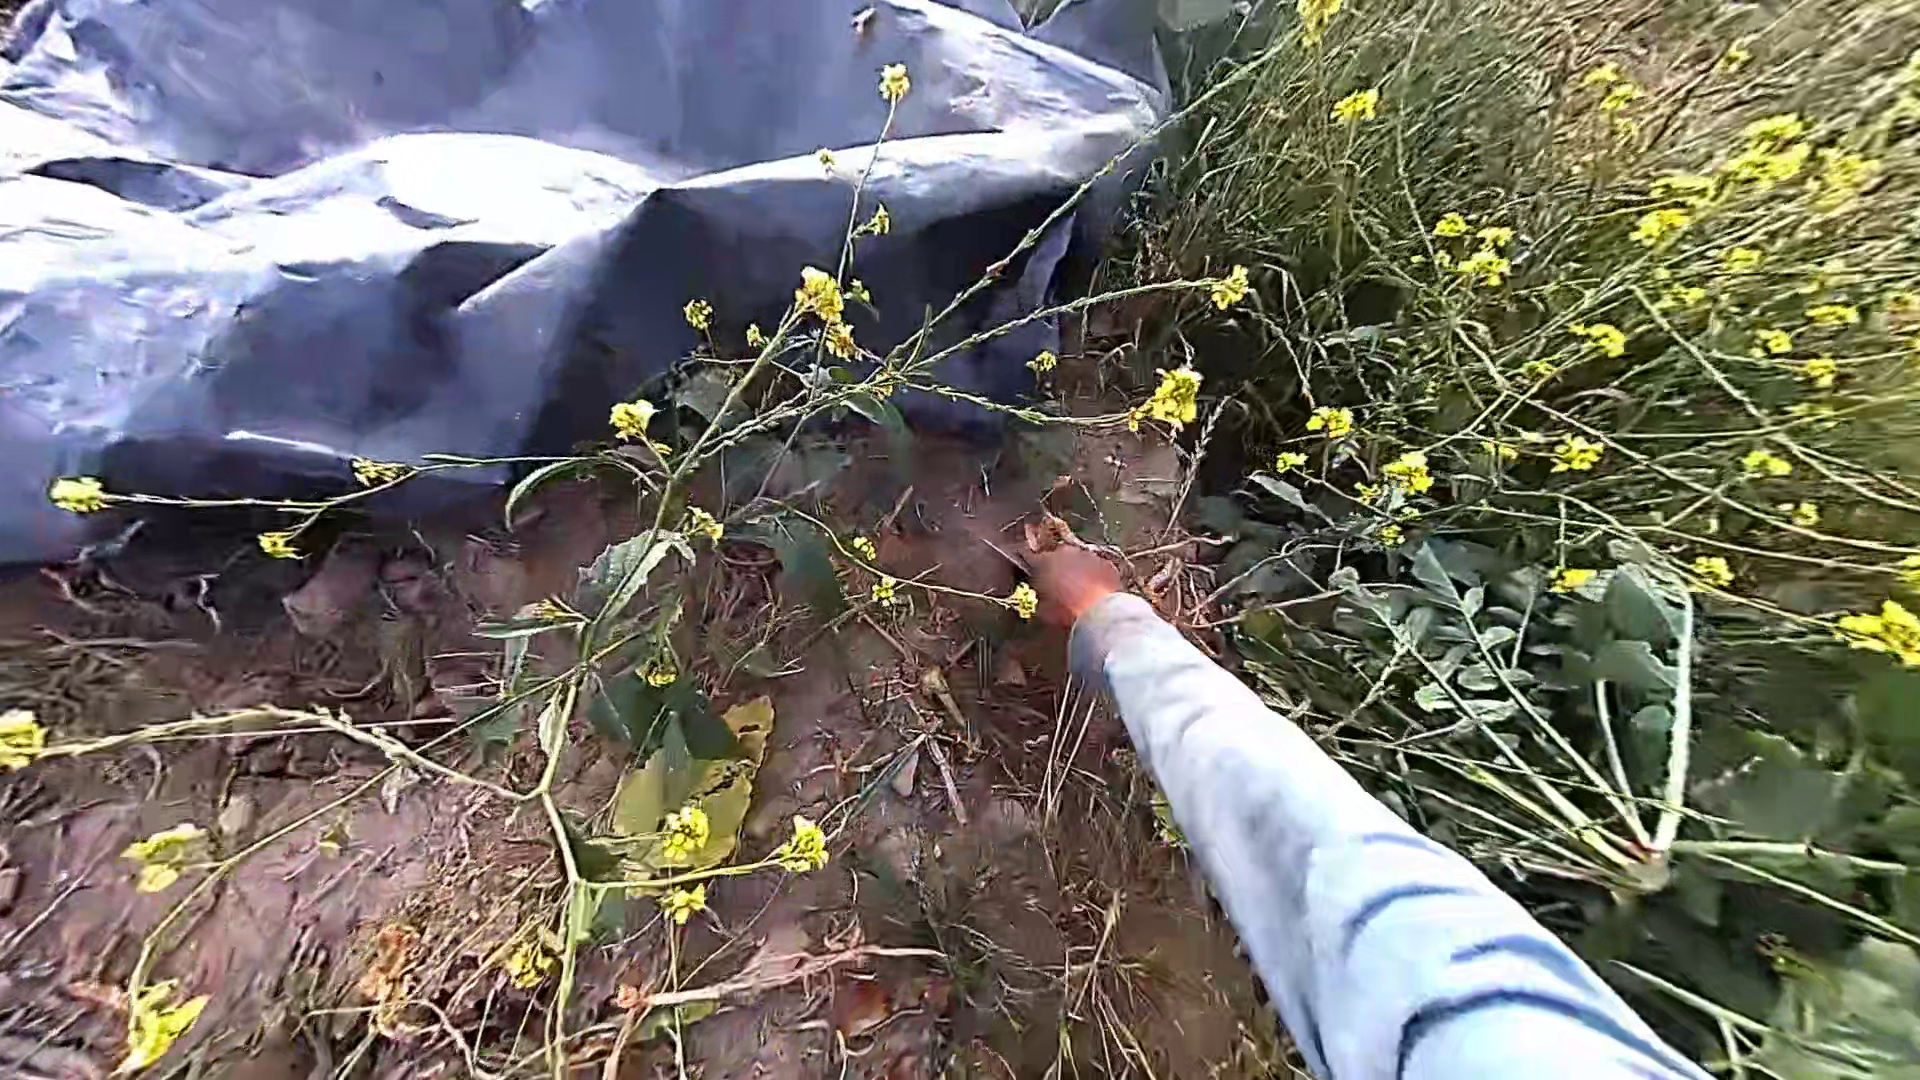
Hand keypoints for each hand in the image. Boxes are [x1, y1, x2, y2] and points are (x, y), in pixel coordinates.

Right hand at [1026, 545, 1120, 626]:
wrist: (1100, 615)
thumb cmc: (1066, 613)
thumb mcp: (1042, 610)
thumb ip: (1040, 597)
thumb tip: (1043, 598)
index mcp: (1044, 561)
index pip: (1036, 561)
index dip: (1038, 574)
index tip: (1040, 584)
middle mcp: (1066, 552)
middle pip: (1060, 556)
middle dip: (1060, 568)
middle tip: (1062, 586)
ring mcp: (1088, 556)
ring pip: (1080, 560)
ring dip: (1079, 570)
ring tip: (1081, 589)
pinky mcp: (1107, 564)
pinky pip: (1098, 567)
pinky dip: (1096, 575)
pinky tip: (1097, 590)